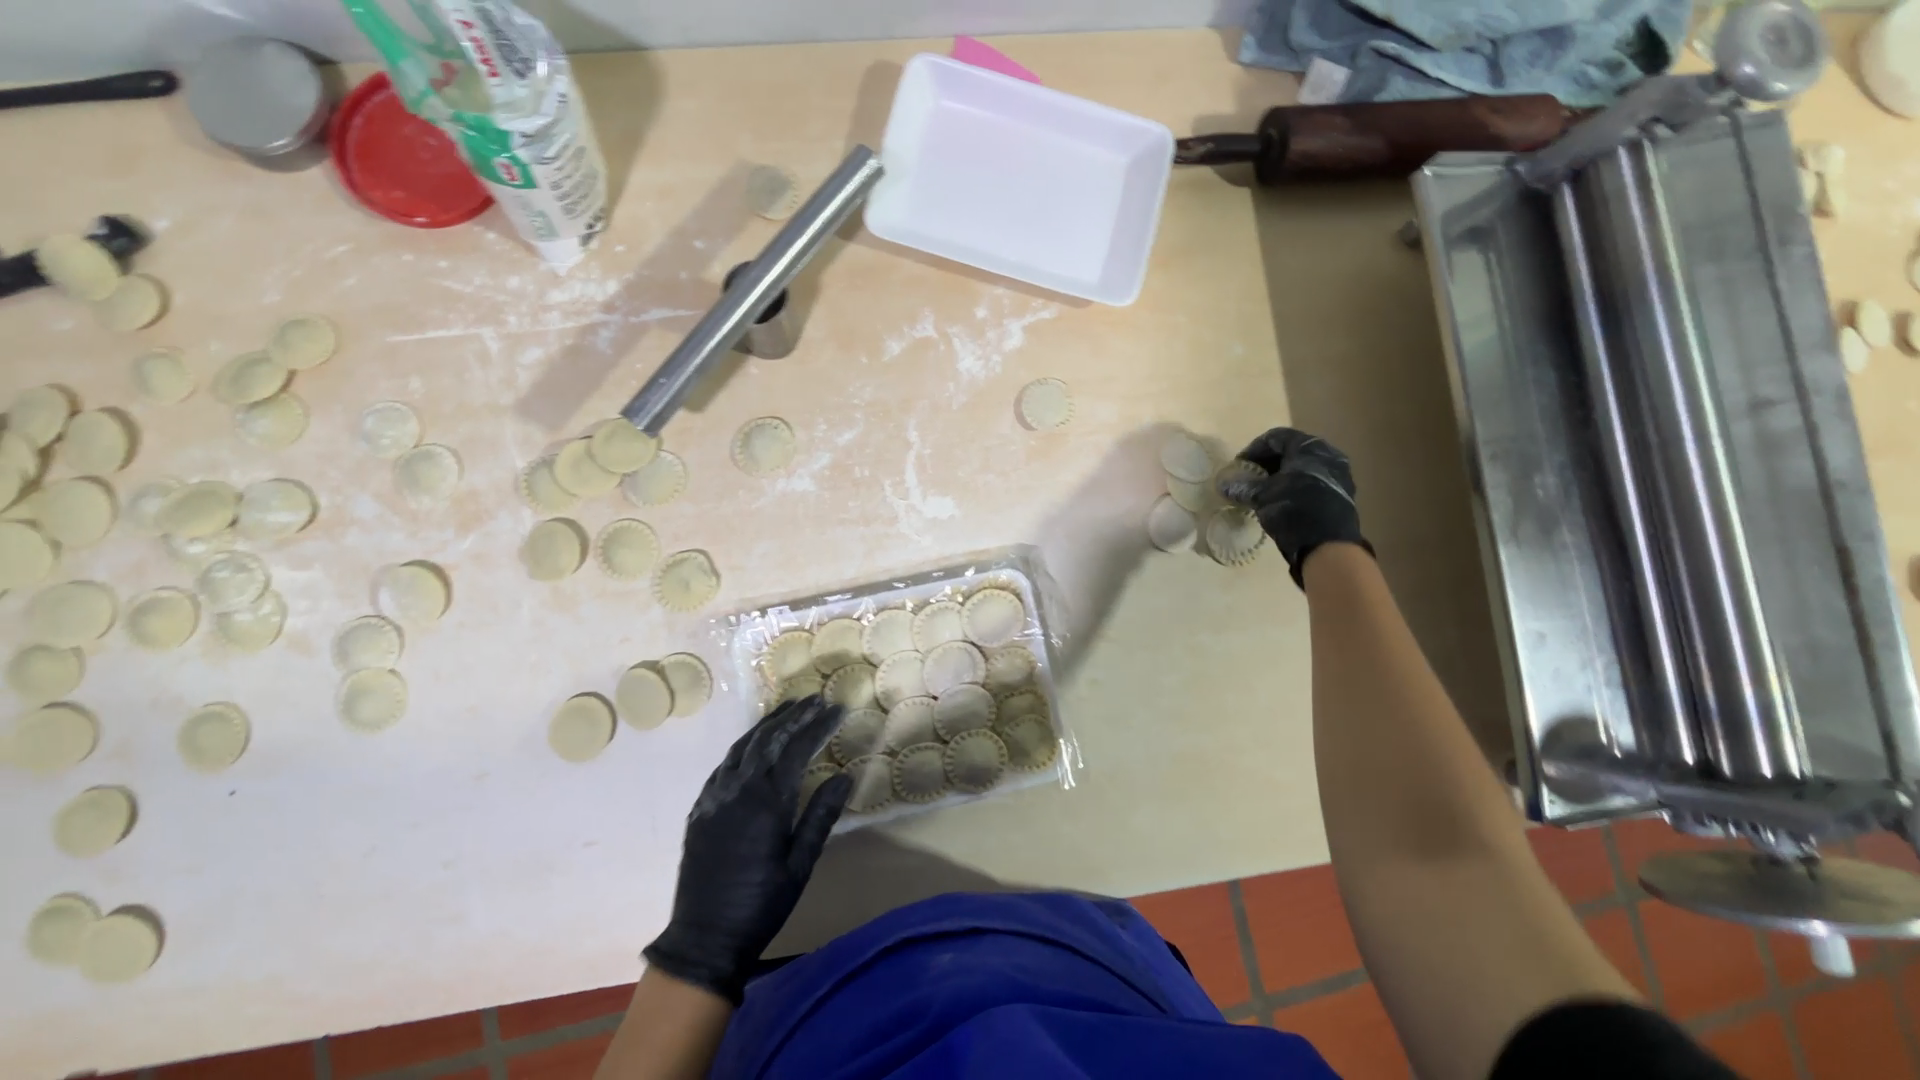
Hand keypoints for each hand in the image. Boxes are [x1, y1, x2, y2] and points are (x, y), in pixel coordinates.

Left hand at [643, 695, 853, 1002]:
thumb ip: (821, 816)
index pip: (796, 749)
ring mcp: (714, 797)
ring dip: (766, 725)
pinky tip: (754, 746)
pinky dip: (744, 747)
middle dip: (793, 716)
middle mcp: (737, 790)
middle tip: (814, 699)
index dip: (817, 725)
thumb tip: (844, 775)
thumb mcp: (801, 864)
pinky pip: (724, 766)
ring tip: (787, 710)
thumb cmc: (761, 904)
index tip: (836, 708)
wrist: (704, 936)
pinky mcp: (700, 809)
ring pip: (742, 747)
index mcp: (766, 802)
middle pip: (767, 739)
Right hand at [1219, 427, 1372, 587]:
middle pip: (1290, 451)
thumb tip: (1223, 485)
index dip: (1253, 450)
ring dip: (1281, 476)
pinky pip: (1312, 482)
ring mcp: (1338, 474)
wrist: (1328, 544)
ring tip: (1263, 492)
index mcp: (1308, 446)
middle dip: (1267, 464)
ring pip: (1302, 467)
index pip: (1275, 438)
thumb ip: (1243, 487)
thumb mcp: (1262, 496)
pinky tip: (1282, 501)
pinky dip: (1295, 487)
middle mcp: (1327, 454)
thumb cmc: (1293, 509)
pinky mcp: (1341, 494)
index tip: (1239, 467)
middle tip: (1249, 478)